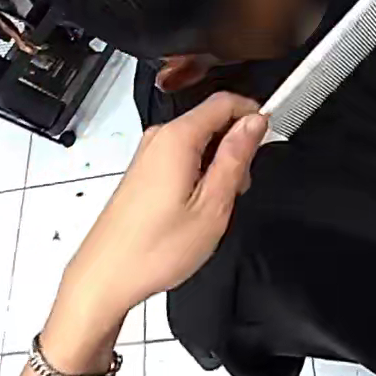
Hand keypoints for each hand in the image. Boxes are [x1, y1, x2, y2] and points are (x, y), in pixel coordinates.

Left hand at [40, 93, 265, 370]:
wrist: (106, 274)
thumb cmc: (155, 248)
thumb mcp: (212, 206)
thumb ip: (235, 158)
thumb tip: (254, 123)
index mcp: (177, 138)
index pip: (224, 102)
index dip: (252, 114)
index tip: (269, 137)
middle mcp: (160, 136)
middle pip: (211, 120)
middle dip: (235, 146)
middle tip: (240, 187)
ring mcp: (149, 151)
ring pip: (198, 139)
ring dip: (218, 162)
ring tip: (217, 205)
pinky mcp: (144, 168)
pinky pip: (181, 154)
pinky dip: (199, 171)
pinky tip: (197, 206)